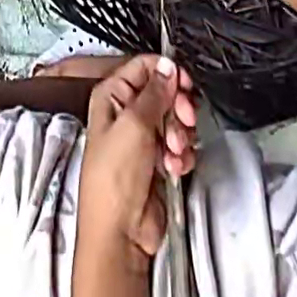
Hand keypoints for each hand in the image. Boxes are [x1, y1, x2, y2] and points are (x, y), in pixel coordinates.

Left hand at [77, 55, 198, 267]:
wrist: (120, 230)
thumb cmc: (112, 180)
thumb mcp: (135, 125)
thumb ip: (155, 93)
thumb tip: (166, 66)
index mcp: (112, 95)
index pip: (144, 67)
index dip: (167, 73)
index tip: (184, 84)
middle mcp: (125, 113)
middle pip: (164, 93)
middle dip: (178, 107)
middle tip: (183, 119)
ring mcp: (141, 137)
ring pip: (174, 119)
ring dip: (180, 135)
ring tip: (172, 150)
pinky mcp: (156, 159)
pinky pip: (179, 146)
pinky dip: (181, 155)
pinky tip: (173, 166)